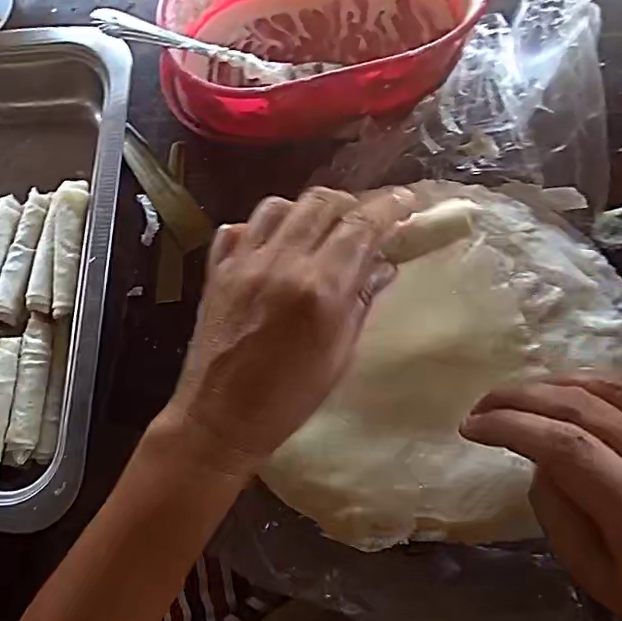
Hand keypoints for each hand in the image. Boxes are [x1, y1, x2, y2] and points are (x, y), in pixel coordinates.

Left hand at [161, 186, 413, 476]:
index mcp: (318, 287)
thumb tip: (382, 265)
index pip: (360, 223)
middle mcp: (278, 263)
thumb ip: (359, 302)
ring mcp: (240, 265)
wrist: (217, 418)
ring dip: (304, 211)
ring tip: (318, 232)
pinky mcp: (214, 273)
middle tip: (364, 221)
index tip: (407, 202)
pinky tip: (273, 247)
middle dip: (350, 204)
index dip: (390, 206)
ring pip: (277, 207)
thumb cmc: (286, 400)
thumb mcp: (339, 355)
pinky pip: (238, 230)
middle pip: (319, 202)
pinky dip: (261, 228)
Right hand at [460, 374, 621, 620]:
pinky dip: (605, 381)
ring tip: (519, 394)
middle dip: (519, 397)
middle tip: (481, 406)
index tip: (471, 428)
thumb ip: (556, 511)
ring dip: (556, 382)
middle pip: (584, 407)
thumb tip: (537, 461)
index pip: (564, 444)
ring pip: (618, 389)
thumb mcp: (593, 575)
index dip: (509, 425)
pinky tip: (575, 390)